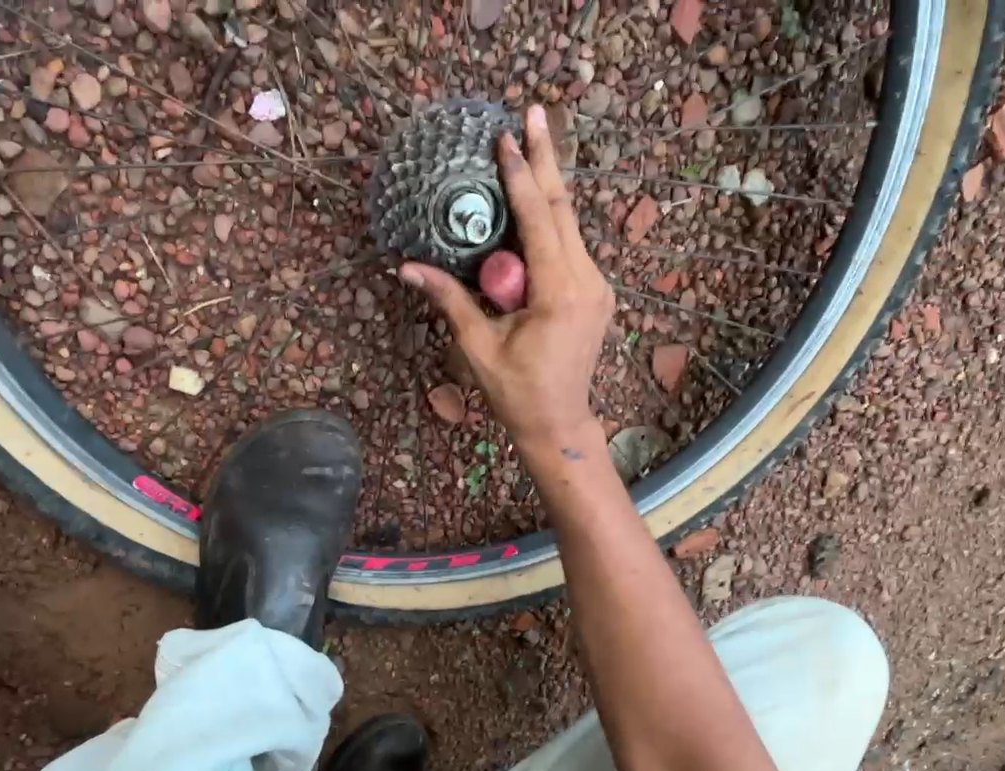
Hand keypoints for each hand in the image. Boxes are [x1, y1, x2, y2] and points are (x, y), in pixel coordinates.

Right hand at [399, 103, 614, 450]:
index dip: (520, 177)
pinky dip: (553, 221)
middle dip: (547, 160)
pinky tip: (536, 200)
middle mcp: (587, 283)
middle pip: (565, 210)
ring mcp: (598, 288)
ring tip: (535, 144)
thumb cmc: (517, 392)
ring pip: (571, 226)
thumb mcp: (479, 346)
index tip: (505, 137)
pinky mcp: (596, 295)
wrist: (560, 424)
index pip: (540, 220)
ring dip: (550, 187)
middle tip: (535, 111)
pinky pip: (572, 247)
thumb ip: (450, 300)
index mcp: (560, 294)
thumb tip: (406, 267)